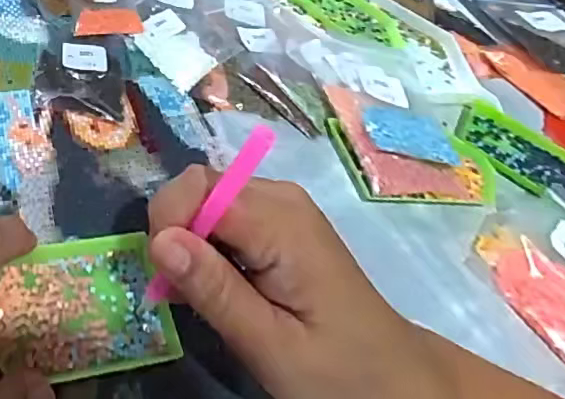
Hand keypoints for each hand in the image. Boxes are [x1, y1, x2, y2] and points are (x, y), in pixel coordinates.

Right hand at [146, 167, 455, 398]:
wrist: (404, 385)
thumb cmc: (343, 376)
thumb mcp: (274, 349)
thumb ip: (215, 291)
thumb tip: (159, 241)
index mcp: (282, 221)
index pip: (200, 186)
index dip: (169, 220)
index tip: (162, 275)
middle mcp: (279, 195)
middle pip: (201, 185)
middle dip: (175, 228)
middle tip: (175, 290)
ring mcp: (281, 204)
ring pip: (208, 196)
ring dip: (188, 236)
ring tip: (195, 292)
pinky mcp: (279, 218)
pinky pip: (225, 211)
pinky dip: (206, 240)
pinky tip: (216, 281)